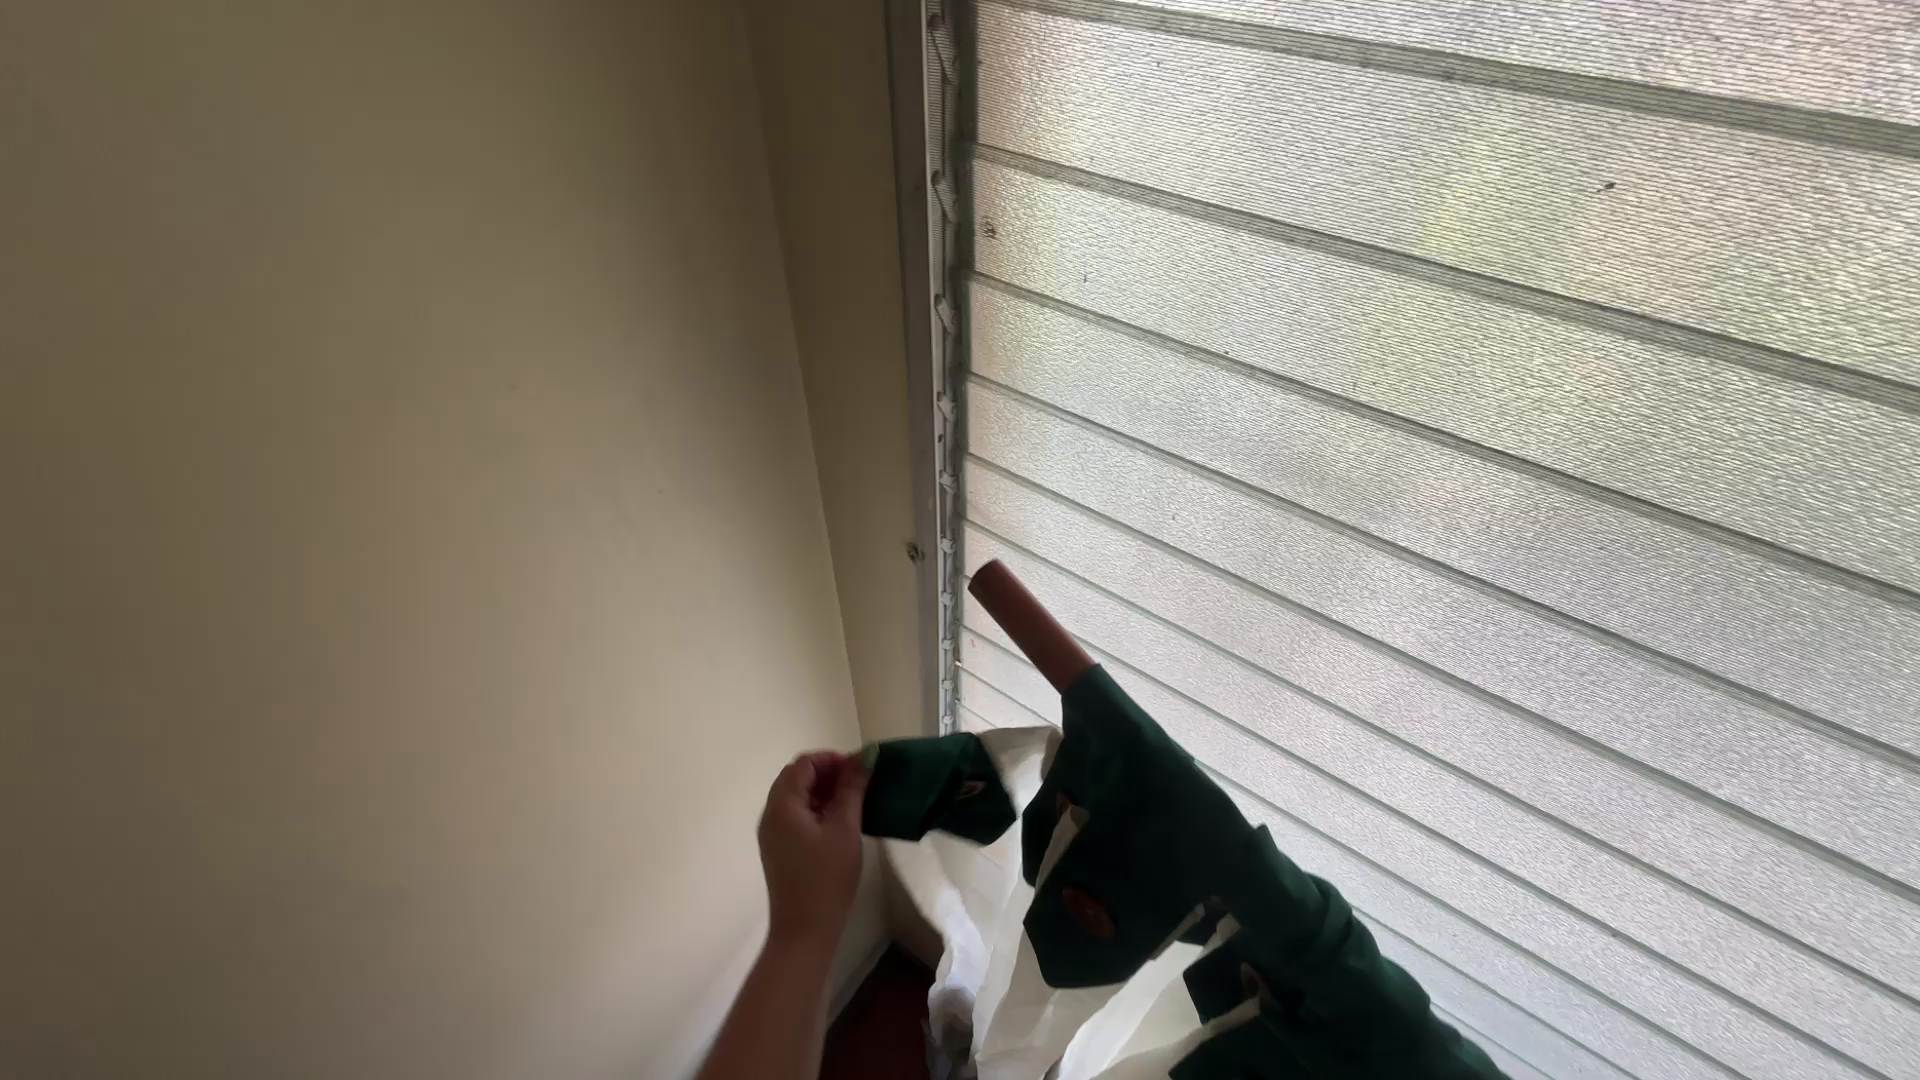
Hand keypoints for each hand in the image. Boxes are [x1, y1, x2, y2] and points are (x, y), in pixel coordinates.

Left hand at [758, 751, 868, 951]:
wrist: (805, 932)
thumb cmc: (827, 878)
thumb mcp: (845, 828)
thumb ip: (853, 788)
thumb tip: (866, 755)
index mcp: (782, 805)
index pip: (804, 764)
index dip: (832, 759)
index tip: (860, 770)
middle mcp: (770, 814)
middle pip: (796, 777)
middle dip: (827, 772)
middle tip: (857, 782)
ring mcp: (772, 834)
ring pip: (795, 796)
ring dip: (822, 790)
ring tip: (852, 800)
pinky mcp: (779, 849)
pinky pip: (795, 815)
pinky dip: (815, 808)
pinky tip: (839, 821)